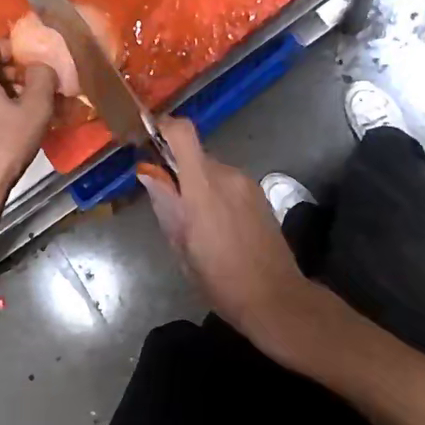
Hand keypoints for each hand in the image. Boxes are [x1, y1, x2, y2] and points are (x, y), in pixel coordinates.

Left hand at [0, 41, 56, 208]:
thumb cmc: (6, 142)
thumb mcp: (36, 108)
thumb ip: (43, 77)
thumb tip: (41, 67)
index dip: (16, 50)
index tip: (37, 67)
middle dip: (16, 72)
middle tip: (39, 89)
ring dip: (9, 91)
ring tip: (32, 109)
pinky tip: (16, 124)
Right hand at [139, 118, 321, 362]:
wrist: (275, 297)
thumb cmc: (220, 278)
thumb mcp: (181, 246)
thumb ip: (165, 204)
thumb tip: (149, 173)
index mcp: (203, 186)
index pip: (183, 133)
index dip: (164, 127)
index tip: (149, 138)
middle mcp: (228, 175)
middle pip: (196, 155)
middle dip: (179, 171)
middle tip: (169, 204)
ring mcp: (248, 184)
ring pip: (213, 171)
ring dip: (199, 186)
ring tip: (196, 224)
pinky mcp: (260, 196)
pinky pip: (229, 184)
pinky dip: (216, 195)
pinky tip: (218, 228)